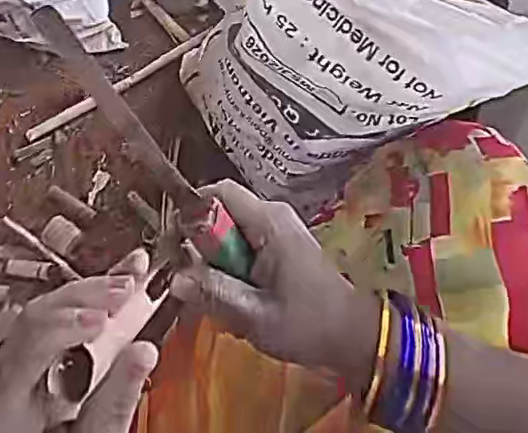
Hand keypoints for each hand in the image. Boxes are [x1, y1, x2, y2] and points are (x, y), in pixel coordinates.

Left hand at [0, 250, 160, 432]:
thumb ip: (111, 407)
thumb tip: (143, 352)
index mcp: (2, 407)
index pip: (27, 344)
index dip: (66, 324)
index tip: (103, 318)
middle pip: (34, 318)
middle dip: (85, 297)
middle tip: (125, 287)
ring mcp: (8, 376)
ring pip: (42, 315)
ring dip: (87, 296)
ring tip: (125, 284)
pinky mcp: (26, 374)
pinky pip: (50, 325)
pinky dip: (83, 307)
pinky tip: (108, 298)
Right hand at [169, 181, 378, 389]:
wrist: (353, 335)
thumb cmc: (308, 323)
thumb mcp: (255, 315)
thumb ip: (214, 292)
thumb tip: (174, 277)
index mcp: (268, 221)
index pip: (218, 192)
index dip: (191, 212)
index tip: (174, 245)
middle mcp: (271, 215)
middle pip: (220, 214)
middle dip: (203, 249)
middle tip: (196, 285)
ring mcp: (277, 229)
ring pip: (229, 234)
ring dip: (219, 266)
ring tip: (222, 303)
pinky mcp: (279, 245)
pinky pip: (243, 247)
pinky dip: (234, 272)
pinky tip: (240, 304)